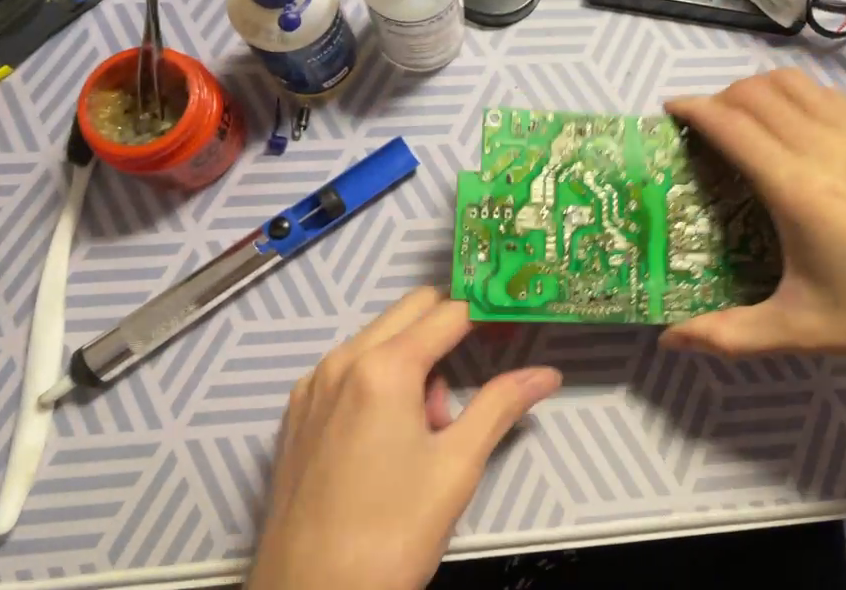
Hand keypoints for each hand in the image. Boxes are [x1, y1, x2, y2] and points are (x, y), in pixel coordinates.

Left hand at [248, 287, 561, 589]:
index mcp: (384, 367)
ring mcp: (314, 384)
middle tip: (469, 385)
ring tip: (426, 428)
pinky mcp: (298, 410)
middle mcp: (342, 359)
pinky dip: (379, 377)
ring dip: (414, 356)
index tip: (515, 324)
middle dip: (449, 331)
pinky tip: (387, 436)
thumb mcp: (456, 468)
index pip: (449, 311)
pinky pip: (350, 366)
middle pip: (412, 310)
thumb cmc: (391, 536)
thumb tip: (547, 373)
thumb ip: (501, 405)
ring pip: (379, 337)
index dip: (487, 313)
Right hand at [661, 70, 845, 397]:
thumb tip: (668, 342)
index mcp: (796, 187)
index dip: (693, 108)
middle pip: (756, 92)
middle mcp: (825, 147)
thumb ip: (727, 334)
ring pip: (795, 83)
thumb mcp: (801, 330)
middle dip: (719, 97)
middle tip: (702, 127)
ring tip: (744, 119)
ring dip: (758, 89)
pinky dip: (797, 95)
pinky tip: (798, 128)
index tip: (669, 111)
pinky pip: (828, 97)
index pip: (731, 123)